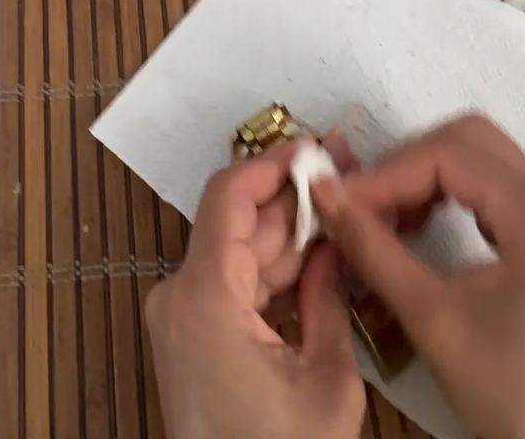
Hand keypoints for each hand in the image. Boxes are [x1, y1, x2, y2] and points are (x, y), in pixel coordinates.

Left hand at [146, 139, 366, 438]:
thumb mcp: (327, 378)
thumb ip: (329, 294)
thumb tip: (337, 236)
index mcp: (204, 296)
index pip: (230, 196)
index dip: (272, 162)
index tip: (315, 147)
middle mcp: (179, 293)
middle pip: (239, 220)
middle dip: (293, 195)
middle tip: (344, 168)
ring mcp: (182, 313)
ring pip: (241, 249)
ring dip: (289, 229)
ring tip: (342, 204)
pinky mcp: (192, 331)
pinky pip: (237, 281)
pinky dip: (275, 266)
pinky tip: (319, 251)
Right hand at [313, 114, 524, 438]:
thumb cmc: (510, 393)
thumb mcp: (431, 317)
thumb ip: (372, 245)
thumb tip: (321, 190)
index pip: (449, 156)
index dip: (386, 173)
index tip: (337, 198)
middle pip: (467, 141)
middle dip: (405, 165)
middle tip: (360, 203)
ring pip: (478, 156)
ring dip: (423, 176)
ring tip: (381, 216)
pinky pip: (493, 183)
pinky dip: (447, 192)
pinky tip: (417, 224)